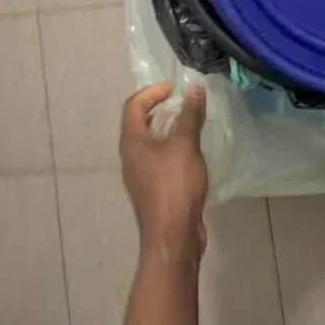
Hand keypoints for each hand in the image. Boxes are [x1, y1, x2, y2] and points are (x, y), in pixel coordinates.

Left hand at [119, 82, 208, 266]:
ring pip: (149, 144)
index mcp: (131, 141)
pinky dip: (171, 150)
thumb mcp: (186, 144)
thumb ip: (190, 114)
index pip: (133, 105)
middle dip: (159, 109)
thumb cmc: (174, 185)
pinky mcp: (152, 192)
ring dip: (167, 130)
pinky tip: (191, 155)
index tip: (173, 88)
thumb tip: (194, 87)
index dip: (151, 92)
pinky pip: (158, 161)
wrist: (172, 237)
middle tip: (182, 104)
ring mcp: (139, 176)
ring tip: (190, 126)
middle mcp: (130, 156)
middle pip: (139, 123)